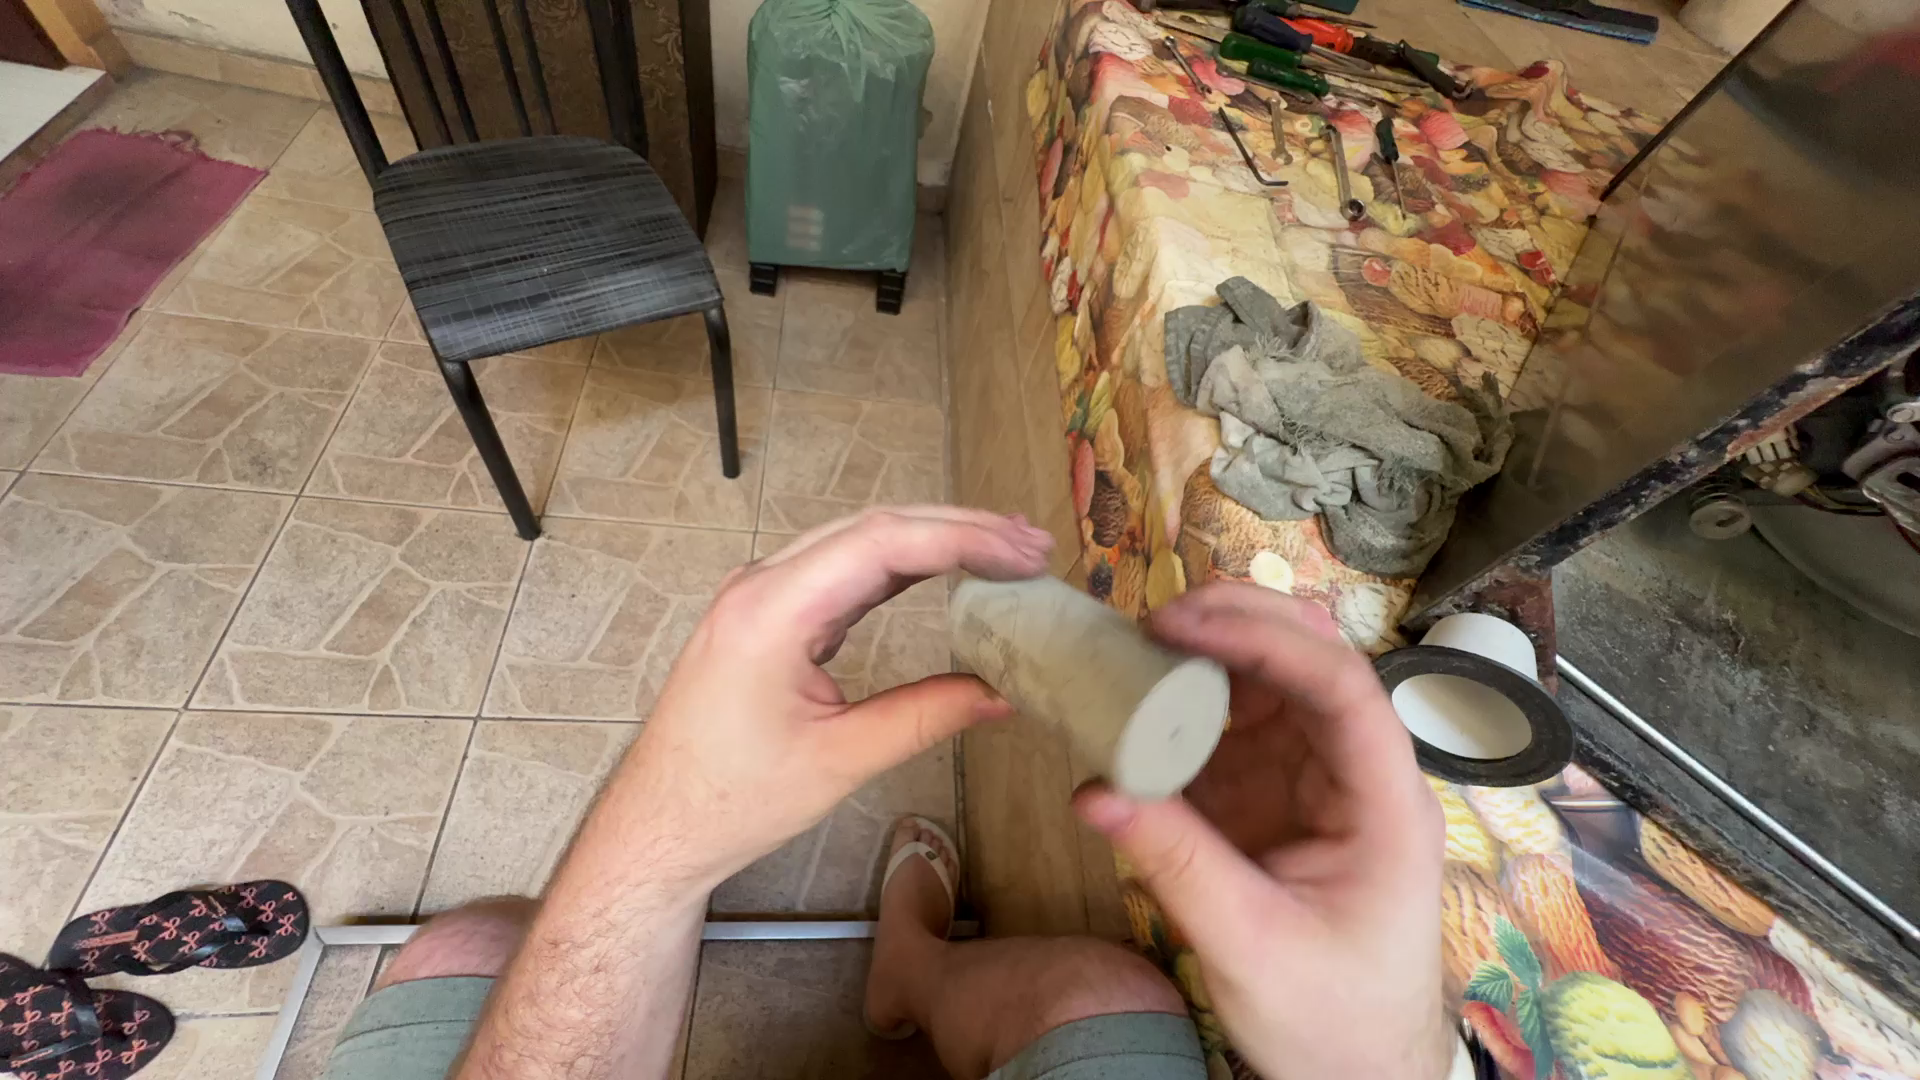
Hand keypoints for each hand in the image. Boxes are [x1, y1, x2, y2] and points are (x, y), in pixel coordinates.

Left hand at [615, 506, 1052, 892]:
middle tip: (1030, 544)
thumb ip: (928, 715)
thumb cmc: (735, 800)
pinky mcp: (774, 611)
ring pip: (862, 541)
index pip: (882, 542)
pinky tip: (945, 569)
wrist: (657, 823)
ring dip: (934, 540)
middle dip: (958, 529)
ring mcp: (766, 592)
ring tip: (1004, 548)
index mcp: (773, 608)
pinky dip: (903, 566)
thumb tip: (1006, 693)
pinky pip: (846, 570)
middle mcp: (766, 582)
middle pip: (875, 527)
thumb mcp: (841, 760)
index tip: (1022, 552)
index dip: (962, 539)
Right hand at [1074, 583, 1449, 1079]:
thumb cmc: (1330, 1020)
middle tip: (1156, 620)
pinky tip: (1142, 689)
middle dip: (1239, 619)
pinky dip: (1184, 691)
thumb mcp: (1250, 950)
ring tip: (1142, 641)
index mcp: (1383, 804)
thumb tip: (1089, 790)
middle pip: (1312, 655)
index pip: (1341, 688)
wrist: (1355, 1071)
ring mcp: (1308, 770)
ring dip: (1211, 642)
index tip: (1178, 628)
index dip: (1264, 641)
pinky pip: (1228, 714)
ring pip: (1271, 670)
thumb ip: (1174, 865)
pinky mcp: (1266, 782)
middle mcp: (1350, 767)